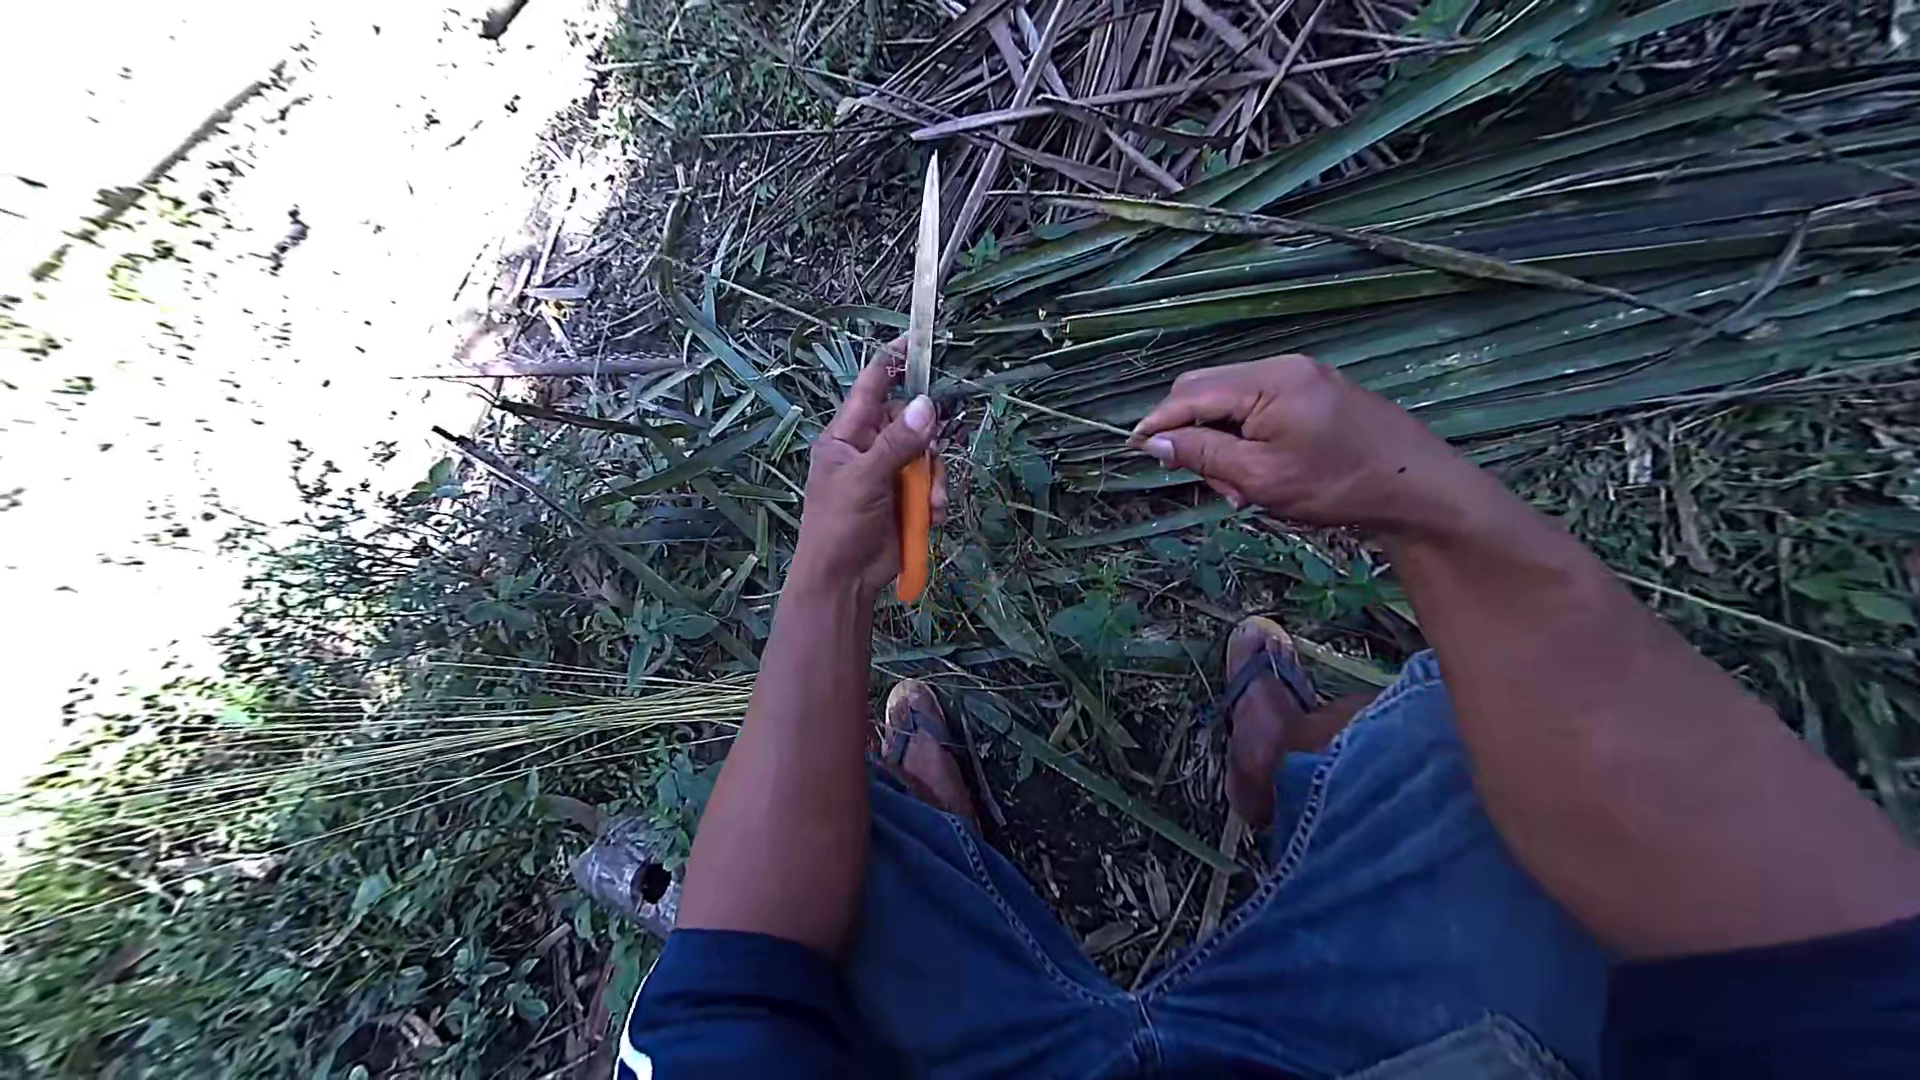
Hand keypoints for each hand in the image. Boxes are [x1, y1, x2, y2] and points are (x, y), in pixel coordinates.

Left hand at [790, 343, 946, 595]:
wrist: (844, 580)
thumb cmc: (838, 525)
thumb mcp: (864, 479)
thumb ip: (897, 443)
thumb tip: (928, 405)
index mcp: (847, 436)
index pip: (872, 388)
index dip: (893, 363)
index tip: (917, 340)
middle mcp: (870, 449)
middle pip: (912, 423)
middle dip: (926, 445)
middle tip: (929, 464)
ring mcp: (890, 474)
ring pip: (928, 456)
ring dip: (933, 480)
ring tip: (929, 506)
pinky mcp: (906, 499)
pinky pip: (931, 484)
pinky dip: (935, 499)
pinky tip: (930, 517)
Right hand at [1129, 355, 1486, 536]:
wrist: (1420, 488)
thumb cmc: (1337, 485)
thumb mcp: (1259, 476)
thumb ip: (1201, 454)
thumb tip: (1152, 441)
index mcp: (1268, 381)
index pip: (1190, 395)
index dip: (1156, 423)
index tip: (1132, 448)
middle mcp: (1281, 368)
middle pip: (1206, 391)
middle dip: (1192, 435)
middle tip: (1208, 481)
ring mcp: (1300, 377)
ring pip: (1229, 402)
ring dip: (1219, 442)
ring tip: (1241, 487)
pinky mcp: (1313, 392)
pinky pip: (1257, 407)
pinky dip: (1243, 438)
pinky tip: (1258, 470)